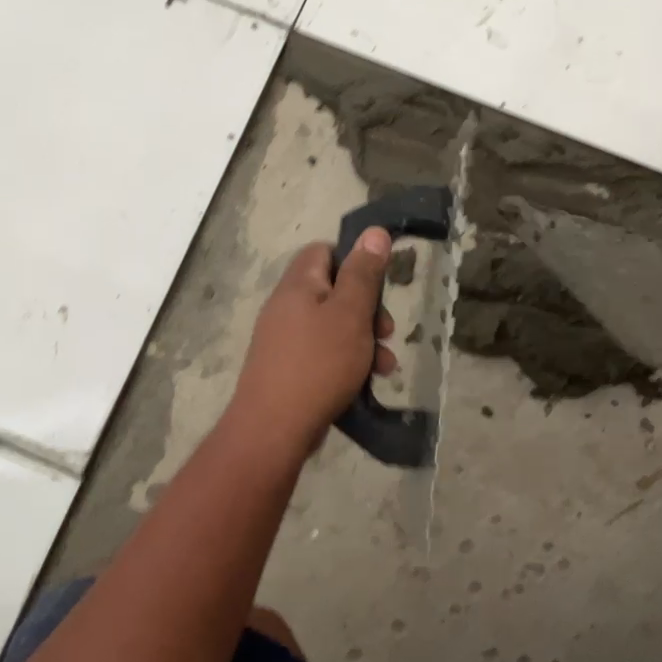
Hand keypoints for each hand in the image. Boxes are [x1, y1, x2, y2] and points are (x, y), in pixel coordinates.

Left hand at [229, 229, 397, 453]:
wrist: (273, 430)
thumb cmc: (318, 364)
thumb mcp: (350, 313)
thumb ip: (364, 273)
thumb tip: (374, 231)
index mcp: (299, 285)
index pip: (325, 251)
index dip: (355, 261)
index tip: (378, 284)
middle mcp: (287, 307)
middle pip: (335, 291)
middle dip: (369, 310)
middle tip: (388, 331)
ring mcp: (285, 340)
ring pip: (335, 326)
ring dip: (365, 341)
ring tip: (385, 366)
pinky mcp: (289, 369)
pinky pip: (325, 354)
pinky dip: (348, 362)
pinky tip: (367, 383)